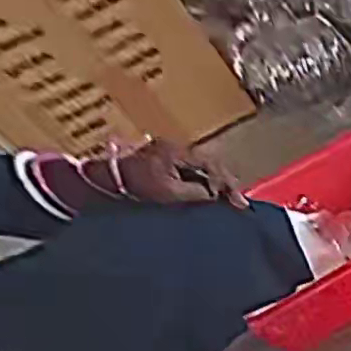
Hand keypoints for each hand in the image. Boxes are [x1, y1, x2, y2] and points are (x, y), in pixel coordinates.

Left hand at [114, 138, 247, 208]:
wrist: (110, 180)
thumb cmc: (140, 186)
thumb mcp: (173, 192)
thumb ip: (199, 191)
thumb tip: (214, 194)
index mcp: (176, 151)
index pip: (211, 165)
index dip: (227, 184)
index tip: (239, 202)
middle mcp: (174, 147)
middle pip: (210, 164)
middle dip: (226, 183)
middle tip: (239, 202)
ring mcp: (169, 152)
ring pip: (204, 167)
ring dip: (218, 183)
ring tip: (229, 199)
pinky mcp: (166, 160)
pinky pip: (194, 170)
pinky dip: (207, 181)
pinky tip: (214, 193)